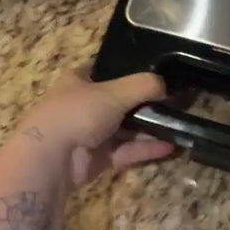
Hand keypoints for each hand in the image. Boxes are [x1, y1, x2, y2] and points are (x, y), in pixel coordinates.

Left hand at [14, 71, 174, 185]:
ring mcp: (89, 134)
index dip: (127, 70)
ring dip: (149, 127)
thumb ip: (144, 85)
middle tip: (173, 102)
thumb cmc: (77, 113)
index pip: (104, 70)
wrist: (51, 158)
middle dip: (145, 103)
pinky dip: (146, 148)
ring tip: (178, 125)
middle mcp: (83, 106)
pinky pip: (126, 150)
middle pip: (119, 102)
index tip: (154, 74)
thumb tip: (167, 85)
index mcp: (78, 81)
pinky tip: (170, 146)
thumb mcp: (114, 92)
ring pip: (125, 128)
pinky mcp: (97, 159)